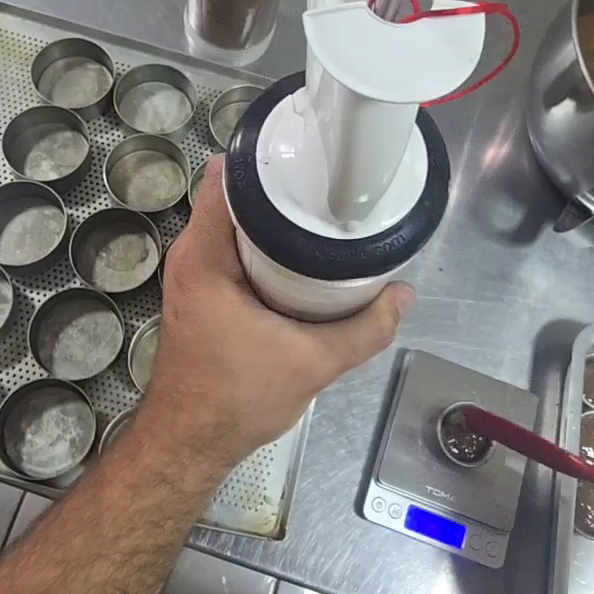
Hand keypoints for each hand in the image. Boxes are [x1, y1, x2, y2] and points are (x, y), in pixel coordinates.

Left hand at [142, 156, 412, 473]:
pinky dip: (261, 241)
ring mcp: (192, 273)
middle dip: (279, 185)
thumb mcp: (312, 364)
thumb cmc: (236, 399)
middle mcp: (190, 255)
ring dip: (272, 215)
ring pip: (233, 222)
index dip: (265, 157)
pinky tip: (300, 251)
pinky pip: (231, 247)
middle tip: (328, 183)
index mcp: (204, 257)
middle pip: (234, 196)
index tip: (308, 151)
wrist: (190, 442)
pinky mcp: (201, 291)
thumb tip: (403, 295)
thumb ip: (364, 330)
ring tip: (321, 211)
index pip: (225, 178)